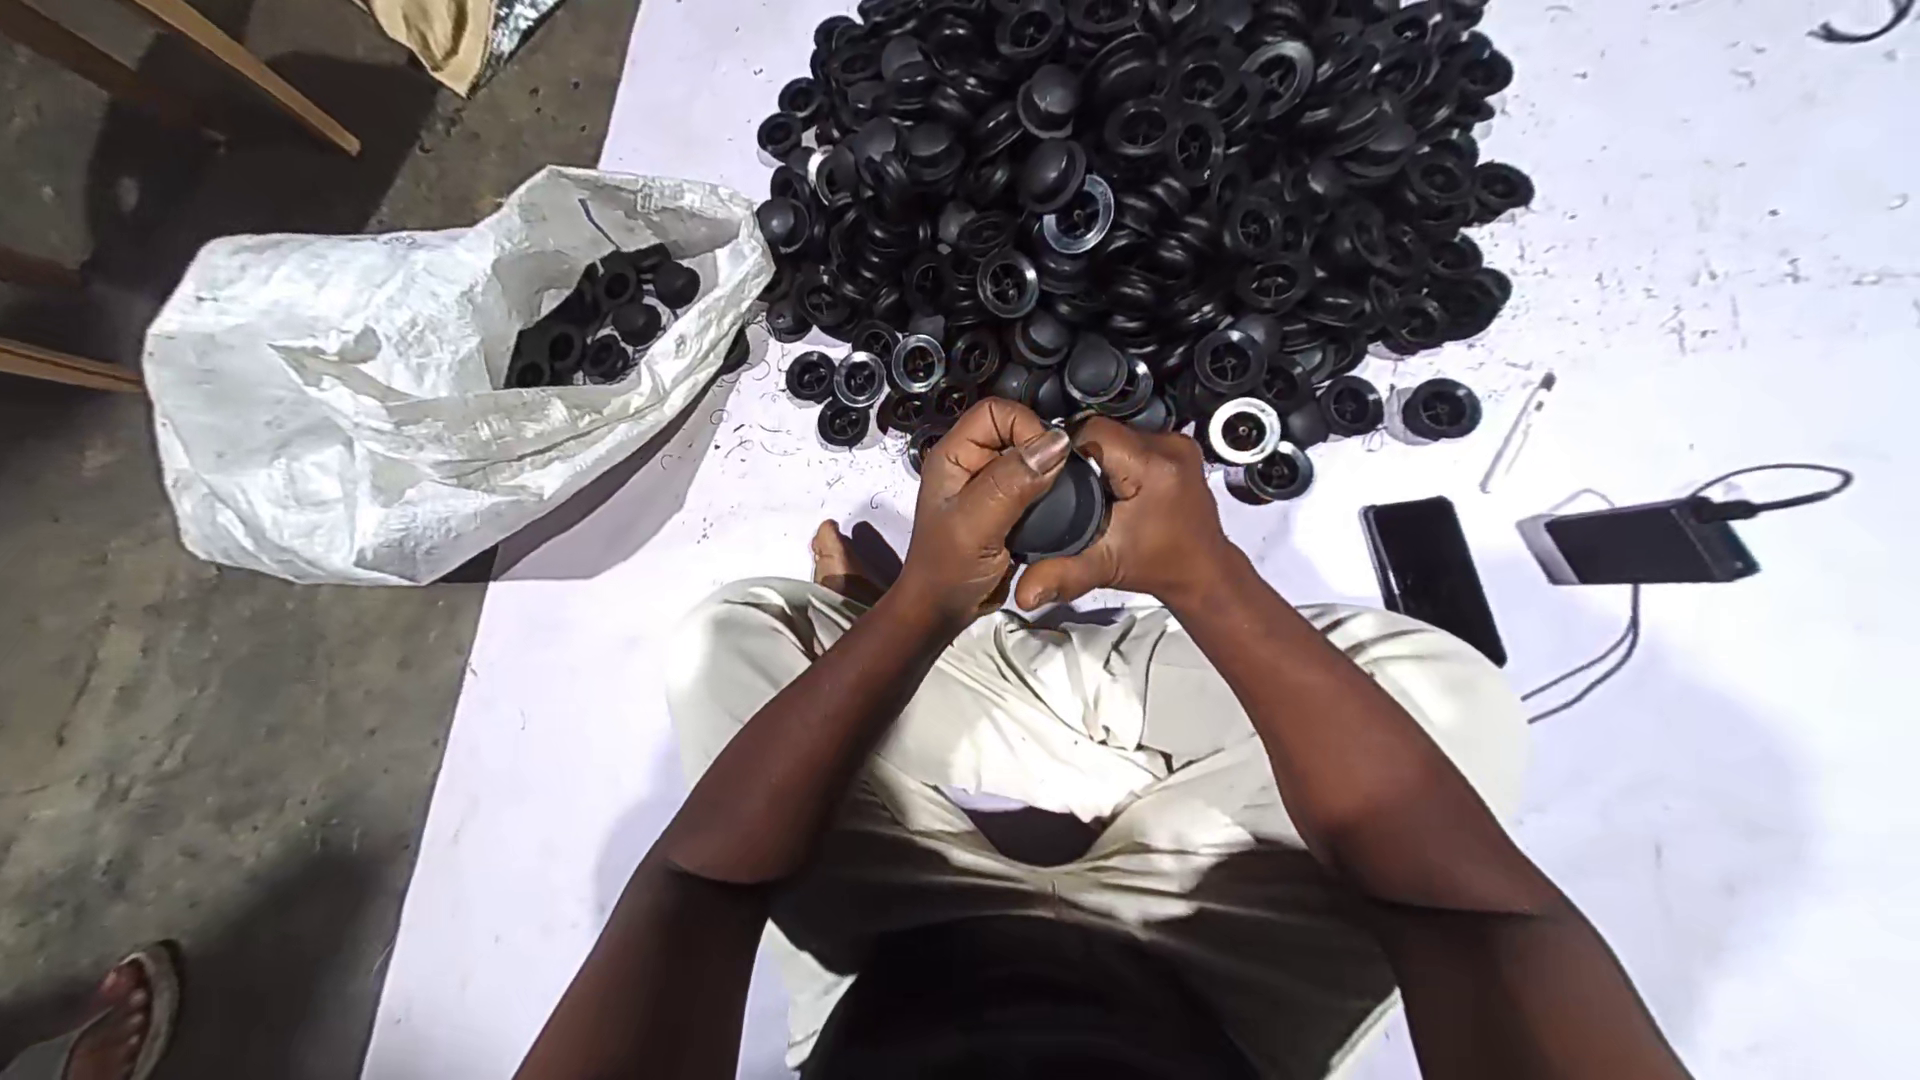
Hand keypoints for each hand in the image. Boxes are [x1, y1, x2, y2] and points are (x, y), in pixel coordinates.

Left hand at [896, 399, 1072, 624]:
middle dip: (1040, 450)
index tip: (1047, 459)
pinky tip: (1052, 509)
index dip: (1025, 427)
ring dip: (1047, 472)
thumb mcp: (976, 525)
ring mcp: (988, 485)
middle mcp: (970, 464)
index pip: (995, 412)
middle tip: (1054, 483)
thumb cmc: (946, 570)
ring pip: (1028, 458)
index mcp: (952, 456)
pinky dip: (1048, 492)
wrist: (944, 610)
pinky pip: (1034, 484)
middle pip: (1016, 431)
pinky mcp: (1006, 506)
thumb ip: (1011, 483)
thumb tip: (1055, 443)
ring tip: (1054, 496)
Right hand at [1015, 417, 1239, 608]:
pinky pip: (1134, 439)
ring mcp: (1177, 444)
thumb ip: (1061, 574)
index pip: (1092, 431)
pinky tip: (1109, 479)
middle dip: (1081, 452)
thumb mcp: (1103, 567)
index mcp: (1153, 468)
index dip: (1065, 448)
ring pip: (1118, 432)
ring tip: (1088, 482)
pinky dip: (1118, 455)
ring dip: (1099, 452)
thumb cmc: (1161, 565)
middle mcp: (1170, 447)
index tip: (1054, 472)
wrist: (1202, 570)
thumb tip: (1024, 594)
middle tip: (1069, 483)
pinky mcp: (1178, 448)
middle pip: (1104, 429)